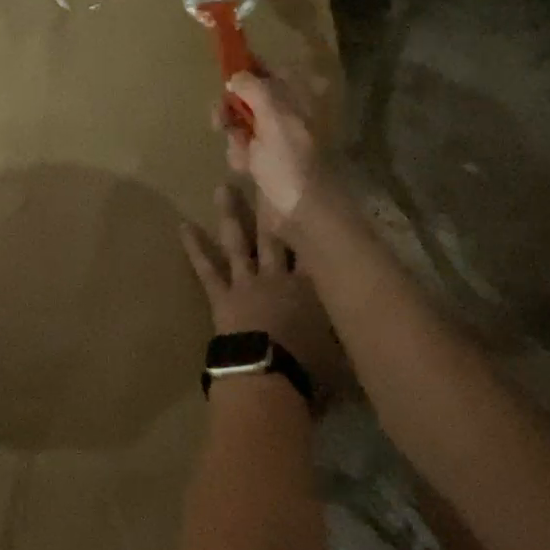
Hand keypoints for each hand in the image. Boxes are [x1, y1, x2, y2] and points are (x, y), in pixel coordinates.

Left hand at [180, 185, 341, 394]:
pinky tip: (182, 226)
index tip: (307, 192)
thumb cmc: (312, 369)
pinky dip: (194, 248)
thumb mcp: (343, 351)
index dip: (311, 220)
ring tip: (222, 187)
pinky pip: (206, 268)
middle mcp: (280, 277)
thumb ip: (349, 328)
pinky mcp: (222, 296)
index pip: (315, 247)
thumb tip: (366, 320)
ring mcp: (247, 283)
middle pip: (276, 234)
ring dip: (230, 214)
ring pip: (238, 242)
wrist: (269, 376)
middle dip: (271, 204)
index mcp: (314, 288)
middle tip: (265, 173)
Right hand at [221, 71, 322, 239]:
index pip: (269, 70)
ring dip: (234, 135)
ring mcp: (279, 136)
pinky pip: (244, 146)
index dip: (246, 71)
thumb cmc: (292, 161)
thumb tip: (236, 76)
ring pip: (242, 122)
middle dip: (232, 108)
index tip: (225, 81)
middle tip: (220, 120)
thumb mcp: (274, 116)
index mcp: (299, 96)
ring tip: (240, 153)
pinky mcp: (269, 159)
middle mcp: (290, 111)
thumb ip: (254, 88)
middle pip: (250, 95)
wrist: (306, 212)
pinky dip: (239, 154)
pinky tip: (244, 167)